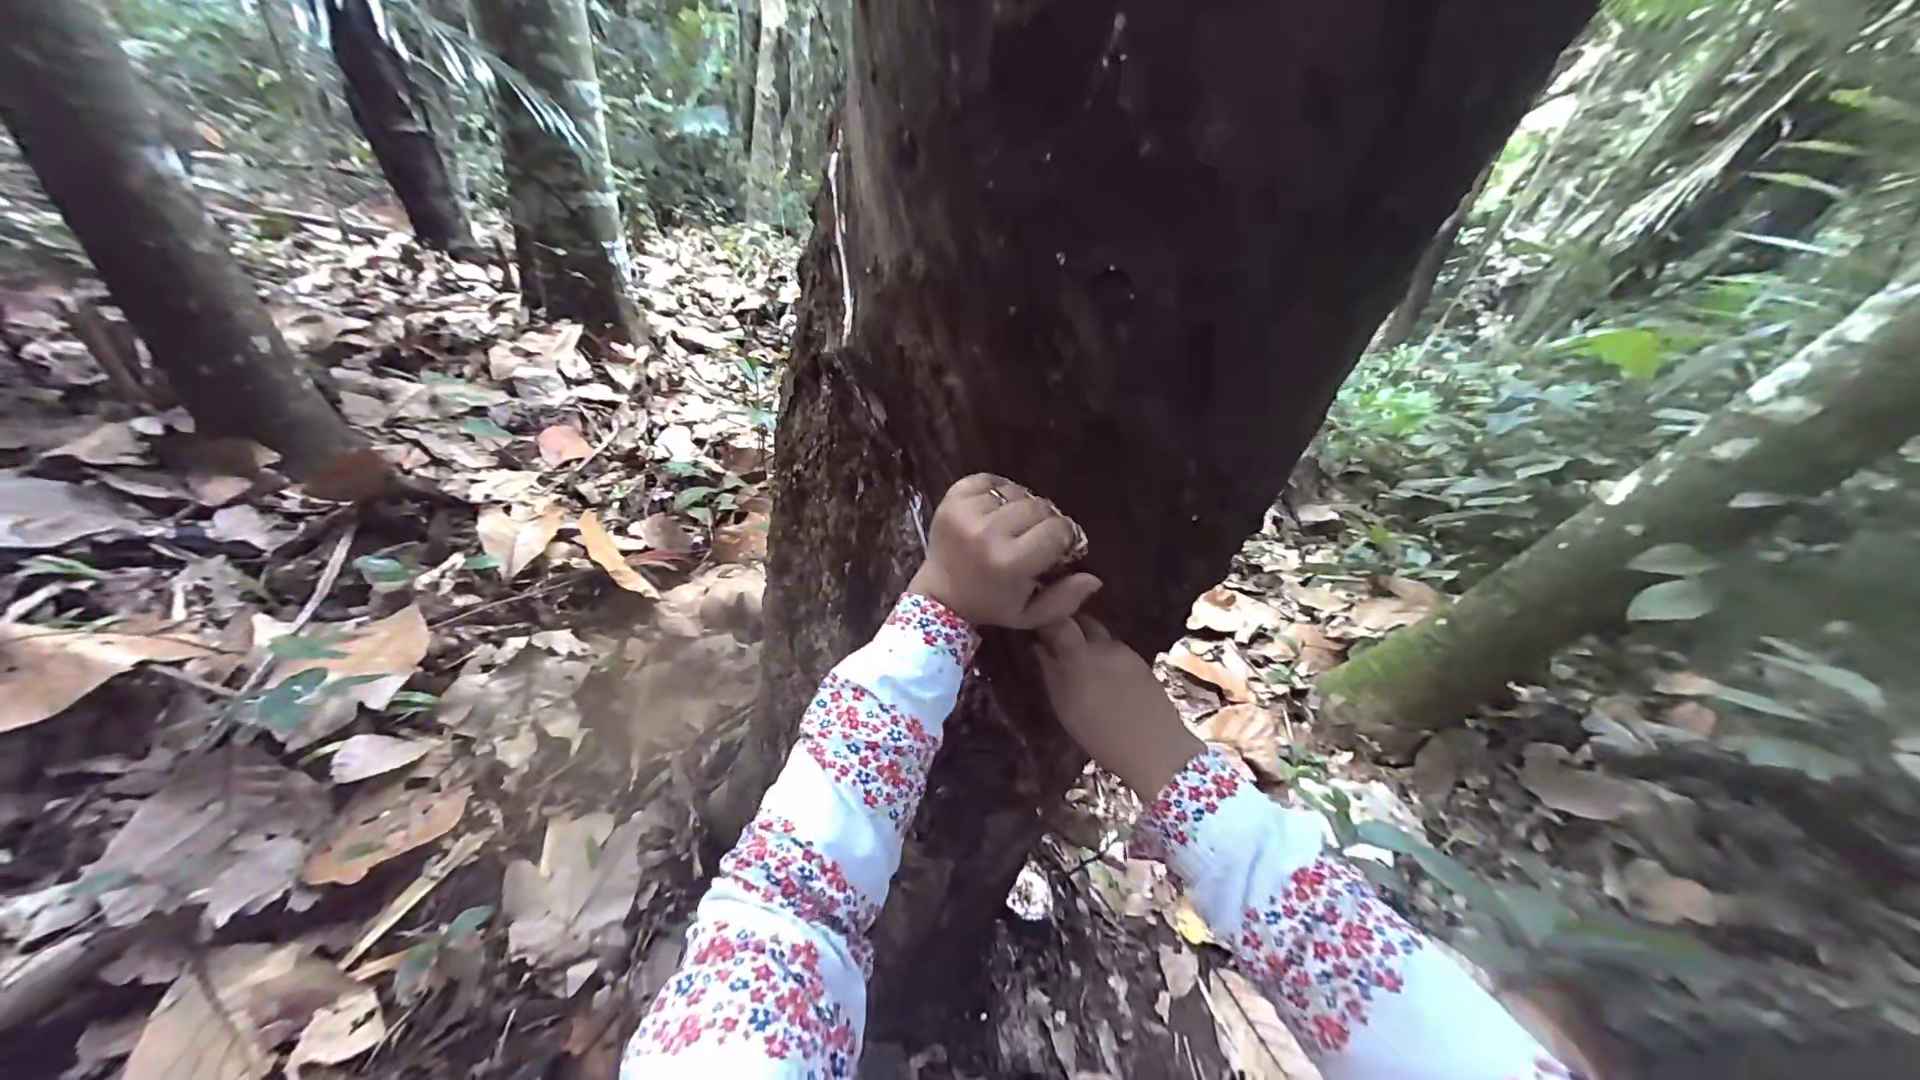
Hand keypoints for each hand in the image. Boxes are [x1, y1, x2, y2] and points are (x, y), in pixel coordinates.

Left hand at [906, 473, 1101, 628]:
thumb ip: (1065, 600)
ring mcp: (966, 513)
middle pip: (1039, 506)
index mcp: (1009, 564)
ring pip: (1016, 492)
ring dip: (1020, 506)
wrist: (940, 595)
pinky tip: (995, 510)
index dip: (1064, 537)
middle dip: (1045, 520)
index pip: (1057, 530)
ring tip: (1013, 525)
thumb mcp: (1030, 616)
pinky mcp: (952, 499)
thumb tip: (1094, 579)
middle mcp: (987, 534)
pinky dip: (997, 491)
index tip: (1058, 547)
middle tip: (1035, 536)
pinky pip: (989, 480)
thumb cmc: (990, 605)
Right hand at [1035, 615, 1202, 798]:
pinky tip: (1105, 676)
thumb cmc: (1100, 734)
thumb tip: (1040, 648)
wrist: (1155, 747)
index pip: (1059, 622)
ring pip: (1101, 636)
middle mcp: (1103, 644)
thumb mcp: (1064, 707)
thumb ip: (1050, 672)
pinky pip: (1116, 649)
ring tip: (1082, 664)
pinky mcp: (1141, 661)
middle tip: (1058, 645)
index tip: (1038, 632)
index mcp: (1079, 653)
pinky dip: (1105, 654)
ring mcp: (1125, 651)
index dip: (1047, 623)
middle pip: (1083, 622)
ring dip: (1089, 642)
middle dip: (1070, 628)